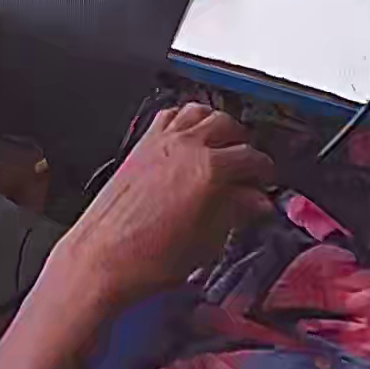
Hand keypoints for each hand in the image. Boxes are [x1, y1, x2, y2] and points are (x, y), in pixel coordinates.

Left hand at [47, 103, 274, 308]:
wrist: (103, 256)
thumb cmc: (149, 257)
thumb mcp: (206, 241)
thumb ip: (235, 211)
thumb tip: (256, 201)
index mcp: (209, 169)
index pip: (250, 157)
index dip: (264, 169)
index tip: (267, 179)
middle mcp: (187, 144)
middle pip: (227, 124)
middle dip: (243, 141)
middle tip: (248, 161)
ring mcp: (163, 138)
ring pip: (200, 111)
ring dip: (216, 122)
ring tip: (223, 141)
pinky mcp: (144, 140)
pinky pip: (171, 114)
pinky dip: (185, 117)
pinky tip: (188, 132)